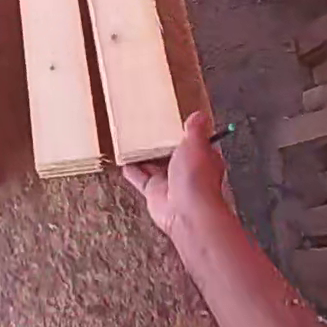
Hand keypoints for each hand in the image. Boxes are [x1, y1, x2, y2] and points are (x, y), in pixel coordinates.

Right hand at [123, 111, 229, 236]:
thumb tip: (200, 116)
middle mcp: (186, 171)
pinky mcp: (154, 192)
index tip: (175, 123)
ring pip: (153, 166)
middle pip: (171, 154)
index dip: (185, 134)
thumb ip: (195, 130)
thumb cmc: (197, 179)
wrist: (187, 210)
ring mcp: (169, 182)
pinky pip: (140, 179)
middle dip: (161, 145)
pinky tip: (123, 162)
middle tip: (148, 130)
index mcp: (202, 158)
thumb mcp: (196, 144)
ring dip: (144, 156)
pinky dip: (131, 171)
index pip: (195, 143)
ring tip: (132, 143)